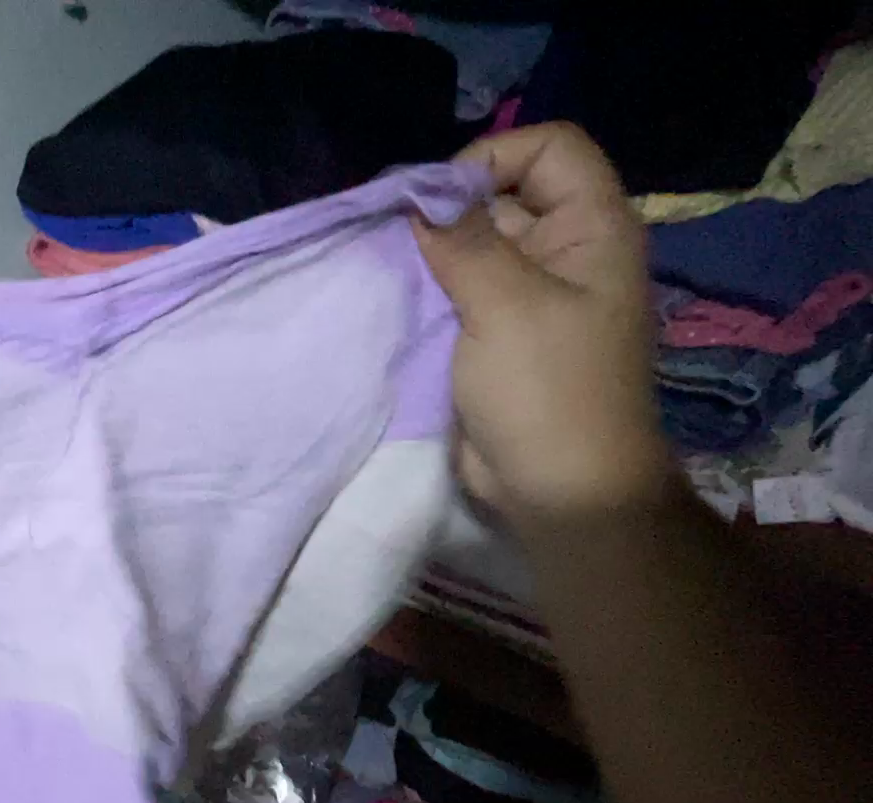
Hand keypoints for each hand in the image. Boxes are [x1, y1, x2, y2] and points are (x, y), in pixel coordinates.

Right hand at [414, 123, 671, 517]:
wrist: (555, 483)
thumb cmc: (546, 389)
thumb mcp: (507, 306)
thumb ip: (466, 245)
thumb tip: (421, 200)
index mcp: (590, 230)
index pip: (547, 149)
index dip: (487, 160)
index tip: (429, 204)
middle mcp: (559, 253)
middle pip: (501, 195)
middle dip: (444, 208)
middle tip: (388, 238)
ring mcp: (523, 296)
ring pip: (470, 246)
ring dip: (426, 252)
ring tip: (382, 269)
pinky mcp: (489, 334)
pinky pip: (454, 291)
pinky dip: (422, 287)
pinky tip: (390, 298)